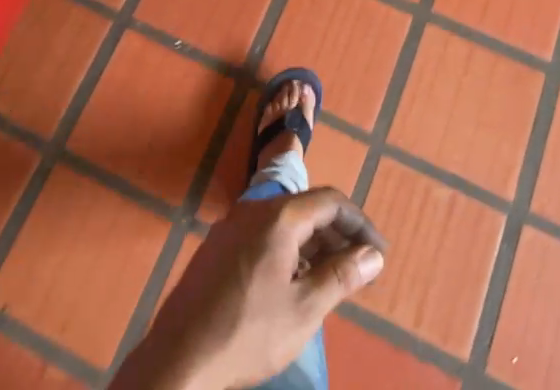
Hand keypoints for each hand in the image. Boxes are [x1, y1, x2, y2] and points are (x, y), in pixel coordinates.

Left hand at [113, 188, 386, 389]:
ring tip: (331, 280)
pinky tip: (294, 284)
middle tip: (360, 270)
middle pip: (305, 208)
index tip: (378, 254)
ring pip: (282, 223)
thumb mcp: (305, 309)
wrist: (181, 357)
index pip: (330, 201)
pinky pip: (262, 236)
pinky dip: (287, 251)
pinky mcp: (216, 249)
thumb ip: (341, 275)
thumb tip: (372, 254)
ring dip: (313, 245)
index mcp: (276, 218)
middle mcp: (251, 211)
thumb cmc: (249, 332)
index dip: (360, 224)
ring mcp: (229, 228)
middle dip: (337, 234)